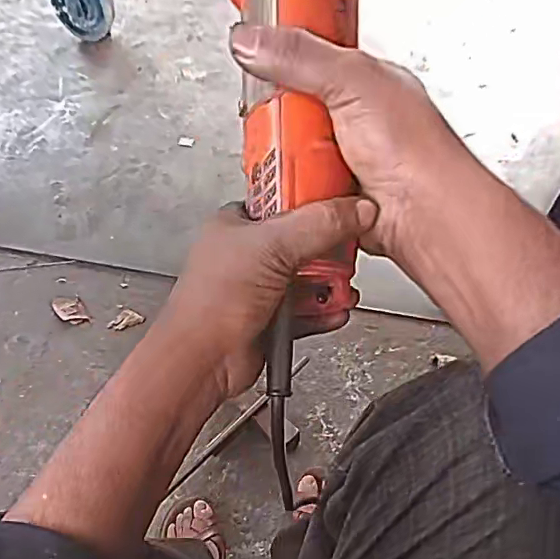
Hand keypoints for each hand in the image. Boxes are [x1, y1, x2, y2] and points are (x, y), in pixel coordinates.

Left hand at [153, 197, 376, 398]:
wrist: (203, 362)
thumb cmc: (211, 304)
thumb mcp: (271, 247)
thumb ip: (319, 224)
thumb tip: (356, 210)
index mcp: (237, 224)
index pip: (283, 196)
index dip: (313, 197)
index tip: (342, 199)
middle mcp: (247, 256)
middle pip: (303, 241)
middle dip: (330, 250)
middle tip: (346, 251)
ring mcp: (259, 290)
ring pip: (308, 279)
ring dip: (330, 285)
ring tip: (342, 288)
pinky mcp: (270, 322)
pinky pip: (307, 311)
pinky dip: (323, 312)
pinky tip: (334, 311)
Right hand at [229, 24, 559, 368]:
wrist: (419, 215)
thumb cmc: (413, 150)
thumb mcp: (352, 82)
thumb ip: (300, 58)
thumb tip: (251, 40)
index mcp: (362, 80)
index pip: (309, 57)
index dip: (279, 55)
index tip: (250, 55)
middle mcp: (349, 119)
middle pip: (291, 108)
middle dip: (271, 114)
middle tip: (259, 115)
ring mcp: (338, 158)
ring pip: (288, 150)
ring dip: (277, 155)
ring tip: (273, 153)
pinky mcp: (327, 194)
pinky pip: (293, 186)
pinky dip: (284, 186)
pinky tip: (284, 182)